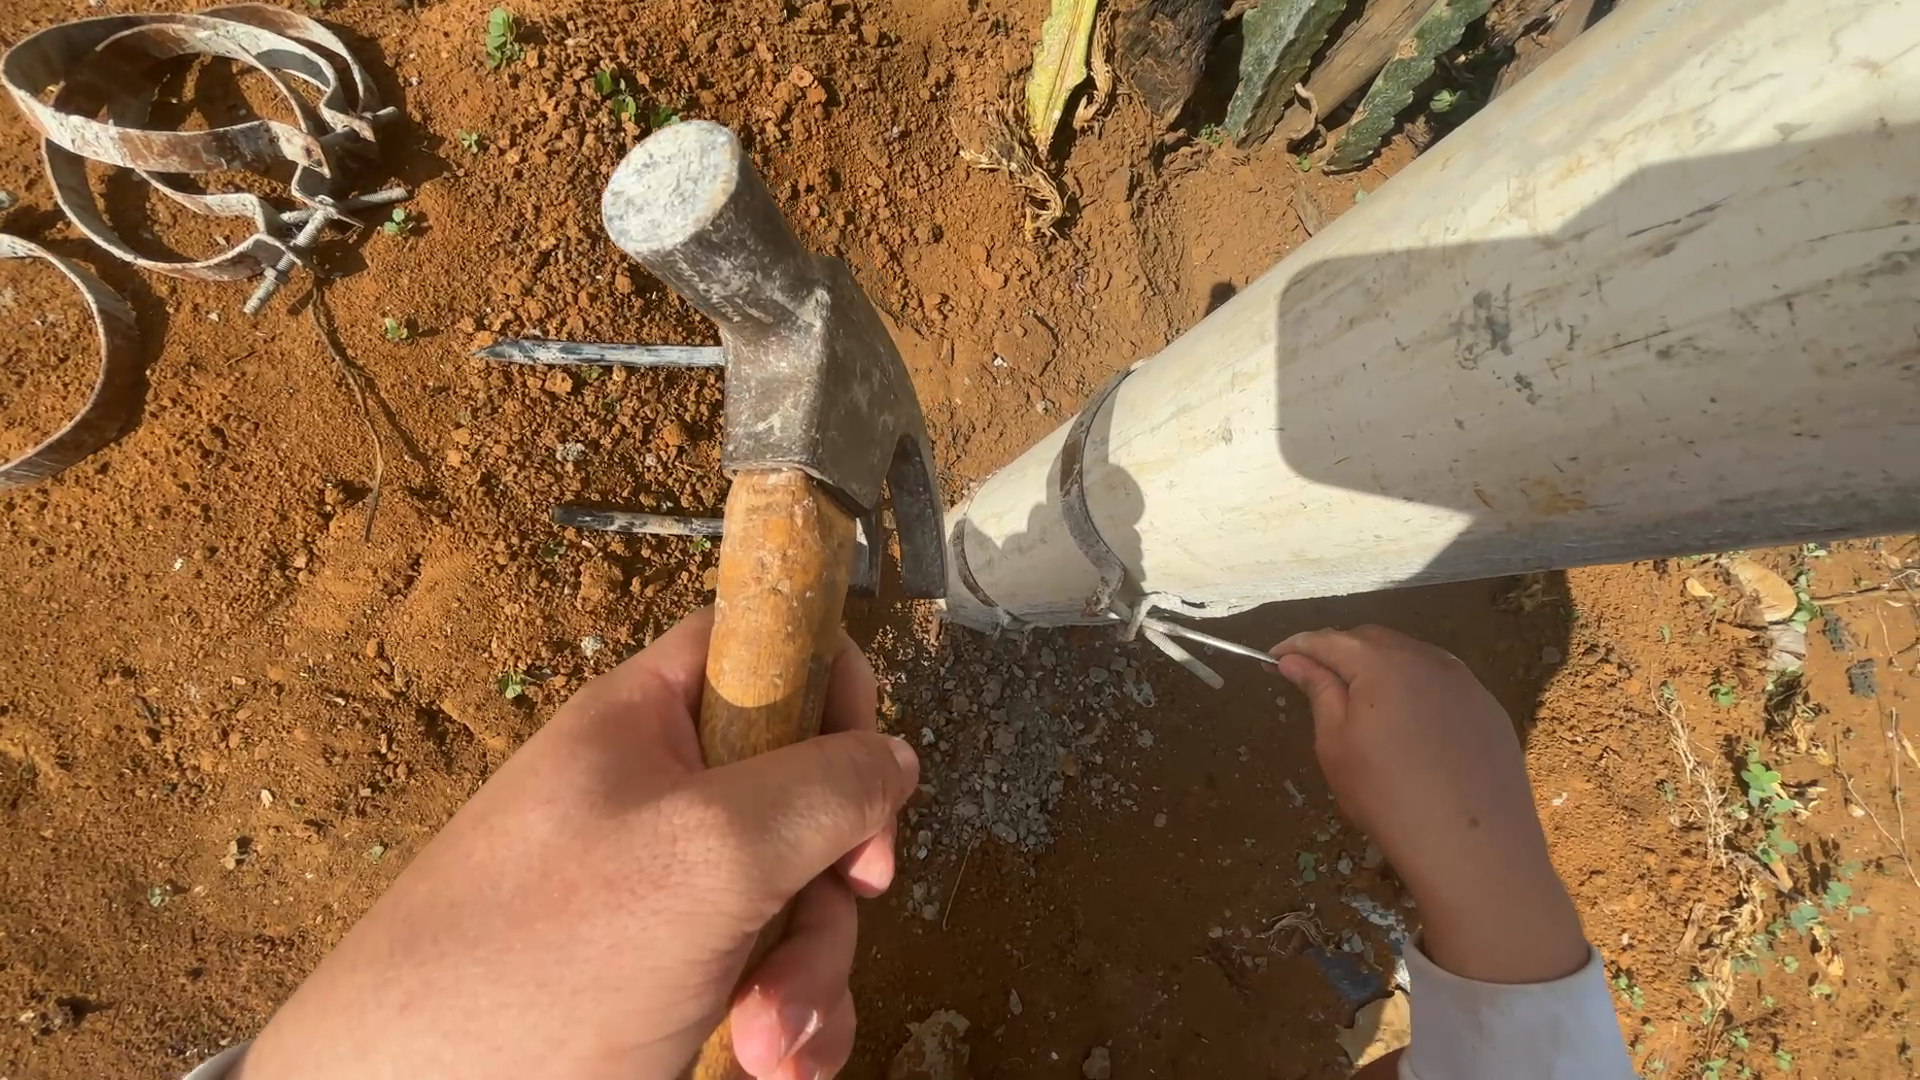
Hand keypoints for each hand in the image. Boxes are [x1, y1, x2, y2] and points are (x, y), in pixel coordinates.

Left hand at [239, 608, 918, 1079]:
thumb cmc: (546, 963)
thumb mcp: (710, 854)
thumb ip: (825, 787)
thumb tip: (897, 757)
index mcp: (651, 719)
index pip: (760, 643)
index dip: (826, 680)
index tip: (862, 759)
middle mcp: (666, 789)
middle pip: (802, 777)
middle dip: (838, 856)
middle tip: (851, 897)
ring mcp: (672, 883)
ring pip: (797, 883)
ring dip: (815, 960)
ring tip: (775, 1043)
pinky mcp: (677, 966)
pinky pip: (771, 959)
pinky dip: (790, 1010)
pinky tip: (774, 1065)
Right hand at [1271, 625, 1587, 983]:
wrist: (1476, 851)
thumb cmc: (1387, 796)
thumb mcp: (1335, 743)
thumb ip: (1317, 690)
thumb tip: (1294, 660)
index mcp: (1381, 664)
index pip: (1327, 640)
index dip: (1296, 647)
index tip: (1273, 660)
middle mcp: (1426, 660)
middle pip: (1370, 639)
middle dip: (1337, 651)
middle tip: (1313, 680)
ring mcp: (1464, 682)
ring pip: (1408, 655)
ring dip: (1376, 665)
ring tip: (1358, 698)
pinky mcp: (1488, 708)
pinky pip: (1439, 680)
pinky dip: (1411, 684)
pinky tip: (1405, 720)